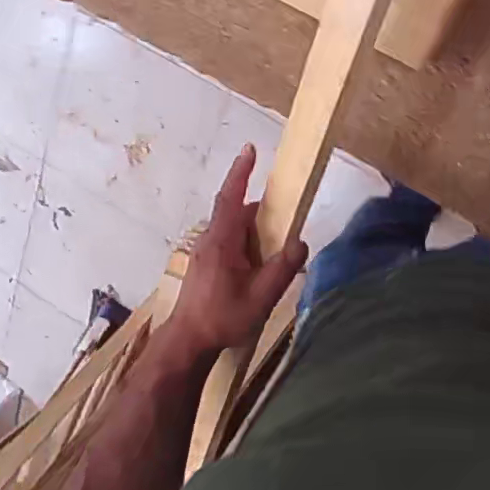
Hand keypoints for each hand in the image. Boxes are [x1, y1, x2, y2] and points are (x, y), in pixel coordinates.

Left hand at [167, 145, 308, 354]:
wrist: (188, 340)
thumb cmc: (222, 318)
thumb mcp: (260, 297)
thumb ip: (282, 269)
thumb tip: (301, 243)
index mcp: (222, 241)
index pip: (232, 197)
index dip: (241, 172)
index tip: (250, 148)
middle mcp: (210, 240)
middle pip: (236, 211)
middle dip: (261, 211)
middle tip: (283, 217)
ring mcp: (205, 251)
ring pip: (233, 228)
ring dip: (255, 232)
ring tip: (273, 252)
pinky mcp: (206, 263)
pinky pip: (229, 241)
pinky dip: (247, 243)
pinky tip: (257, 265)